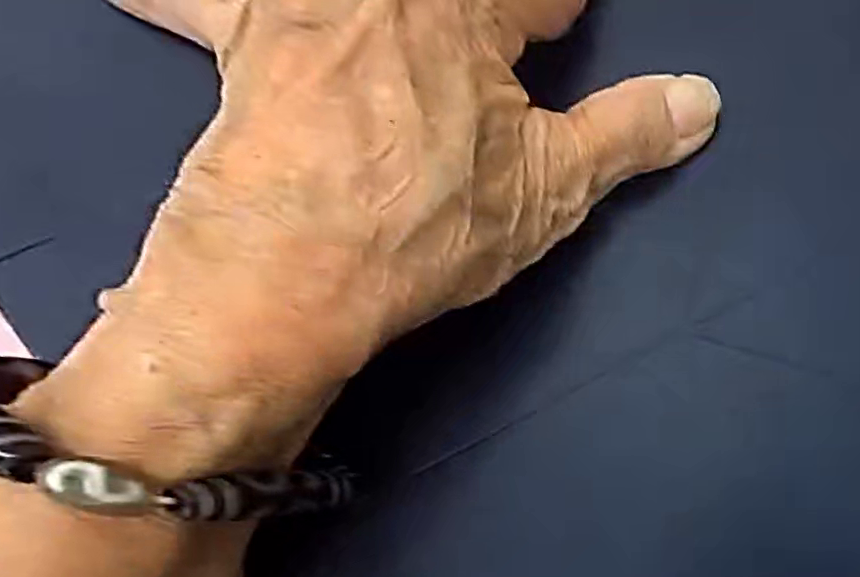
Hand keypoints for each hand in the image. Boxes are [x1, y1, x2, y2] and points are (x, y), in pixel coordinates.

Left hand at [15, 0, 720, 476]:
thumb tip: (706, 100)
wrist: (305, 267)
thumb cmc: (437, 223)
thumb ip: (628, 135)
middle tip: (501, 28)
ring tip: (371, 30)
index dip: (562, 5)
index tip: (566, 14)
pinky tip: (153, 6)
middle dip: (491, 11)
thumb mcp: (552, 189)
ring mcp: (301, 0)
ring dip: (359, 11)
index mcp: (465, 6)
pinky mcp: (239, 34)